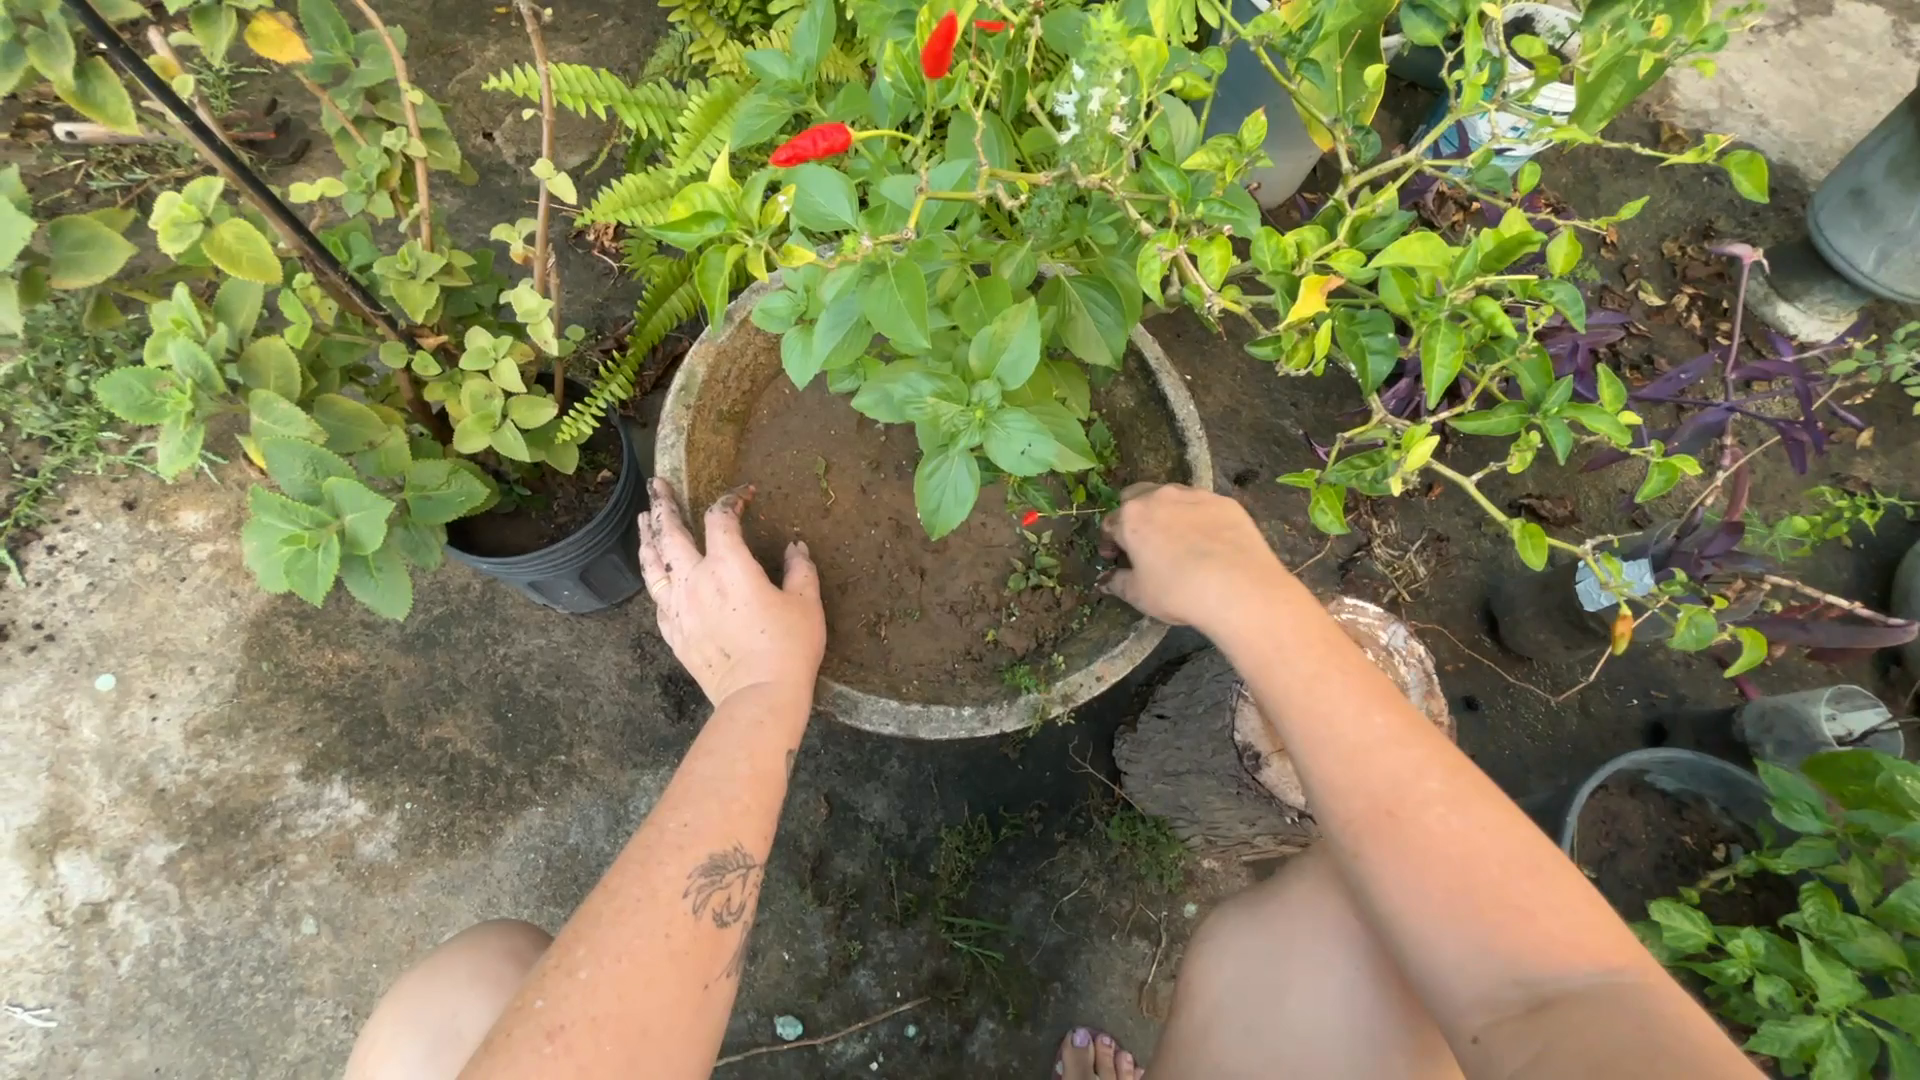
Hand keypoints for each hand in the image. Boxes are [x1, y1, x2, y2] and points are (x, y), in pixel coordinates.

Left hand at [639, 479, 825, 708]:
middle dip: (664, 504)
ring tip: (644, 518)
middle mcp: (695, 580)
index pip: (721, 518)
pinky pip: (656, 598)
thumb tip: (795, 546)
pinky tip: (656, 573)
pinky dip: (654, 577)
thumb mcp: (806, 602)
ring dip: (647, 537)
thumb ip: (800, 568)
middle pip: (671, 533)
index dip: (731, 500)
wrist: (759, 695)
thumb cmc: (789, 646)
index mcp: (729, 566)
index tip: (744, 495)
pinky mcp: (673, 633)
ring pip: (653, 564)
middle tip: (657, 484)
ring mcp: (678, 607)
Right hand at [1099, 483, 1296, 633]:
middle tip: (1143, 543)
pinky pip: (1203, 505)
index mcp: (1132, 517)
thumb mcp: (1140, 594)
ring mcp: (1195, 495)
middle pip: (1137, 497)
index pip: (1110, 523)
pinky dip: (1198, 518)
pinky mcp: (1225, 502)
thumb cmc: (1178, 591)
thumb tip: (1107, 580)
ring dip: (1166, 513)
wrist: (1240, 588)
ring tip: (1177, 540)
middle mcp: (1160, 497)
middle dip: (1134, 516)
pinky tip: (1208, 542)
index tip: (1115, 559)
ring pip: (1171, 497)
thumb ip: (1118, 583)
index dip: (1110, 542)